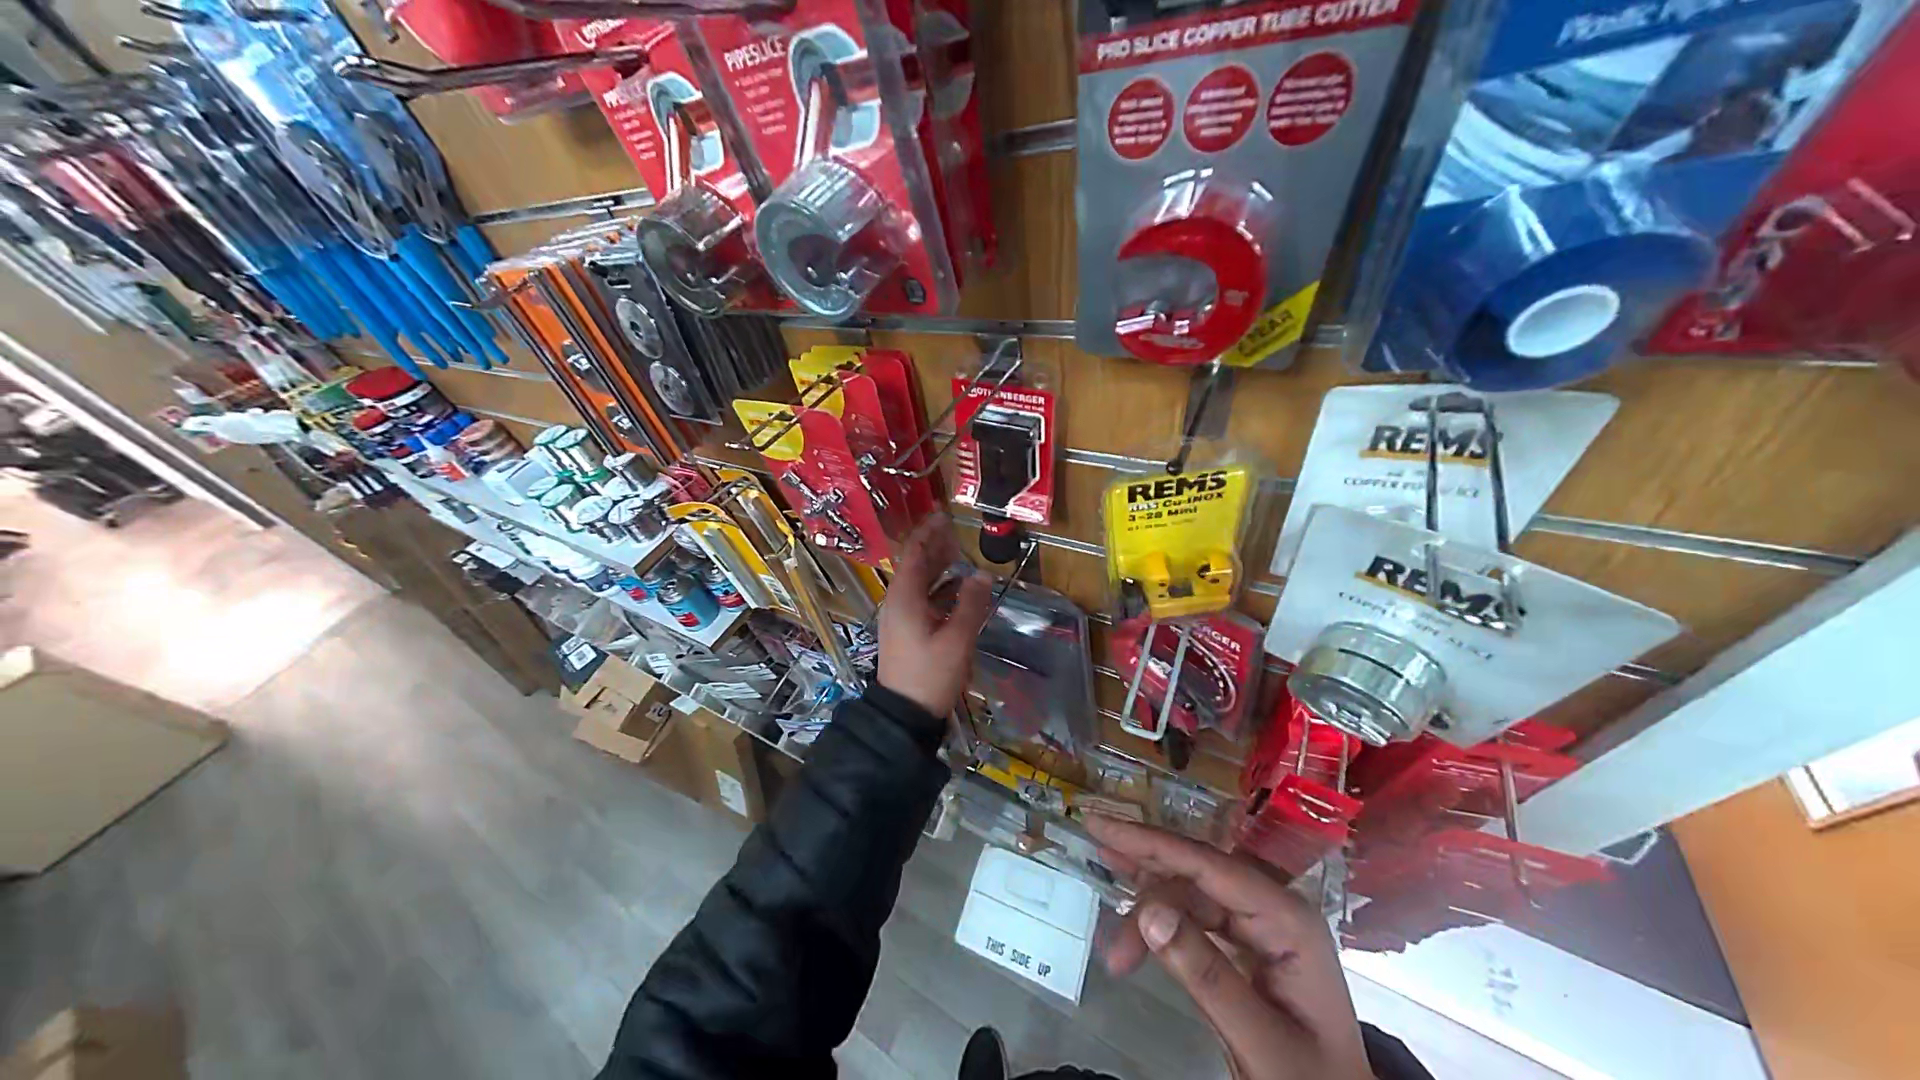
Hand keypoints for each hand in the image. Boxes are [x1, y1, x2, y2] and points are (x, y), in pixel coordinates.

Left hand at [877, 517, 992, 716]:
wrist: (904, 714)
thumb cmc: (930, 674)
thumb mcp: (956, 639)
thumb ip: (970, 604)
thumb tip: (982, 575)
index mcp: (905, 598)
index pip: (914, 554)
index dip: (928, 532)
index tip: (943, 514)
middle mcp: (898, 602)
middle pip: (915, 566)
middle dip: (934, 547)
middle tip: (955, 530)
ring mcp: (900, 618)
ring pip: (919, 584)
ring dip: (937, 568)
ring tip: (960, 555)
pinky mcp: (906, 632)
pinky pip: (922, 600)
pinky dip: (938, 589)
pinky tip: (958, 590)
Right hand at [1085, 816, 1372, 1079]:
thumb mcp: (1260, 1041)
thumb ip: (1206, 976)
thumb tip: (1148, 913)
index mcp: (1287, 919)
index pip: (1208, 866)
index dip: (1151, 842)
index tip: (1101, 826)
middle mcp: (1272, 907)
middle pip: (1194, 874)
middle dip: (1143, 875)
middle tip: (1092, 853)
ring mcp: (1258, 923)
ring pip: (1188, 895)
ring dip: (1147, 914)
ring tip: (1114, 949)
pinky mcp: (1244, 942)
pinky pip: (1193, 917)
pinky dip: (1160, 924)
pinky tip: (1133, 926)